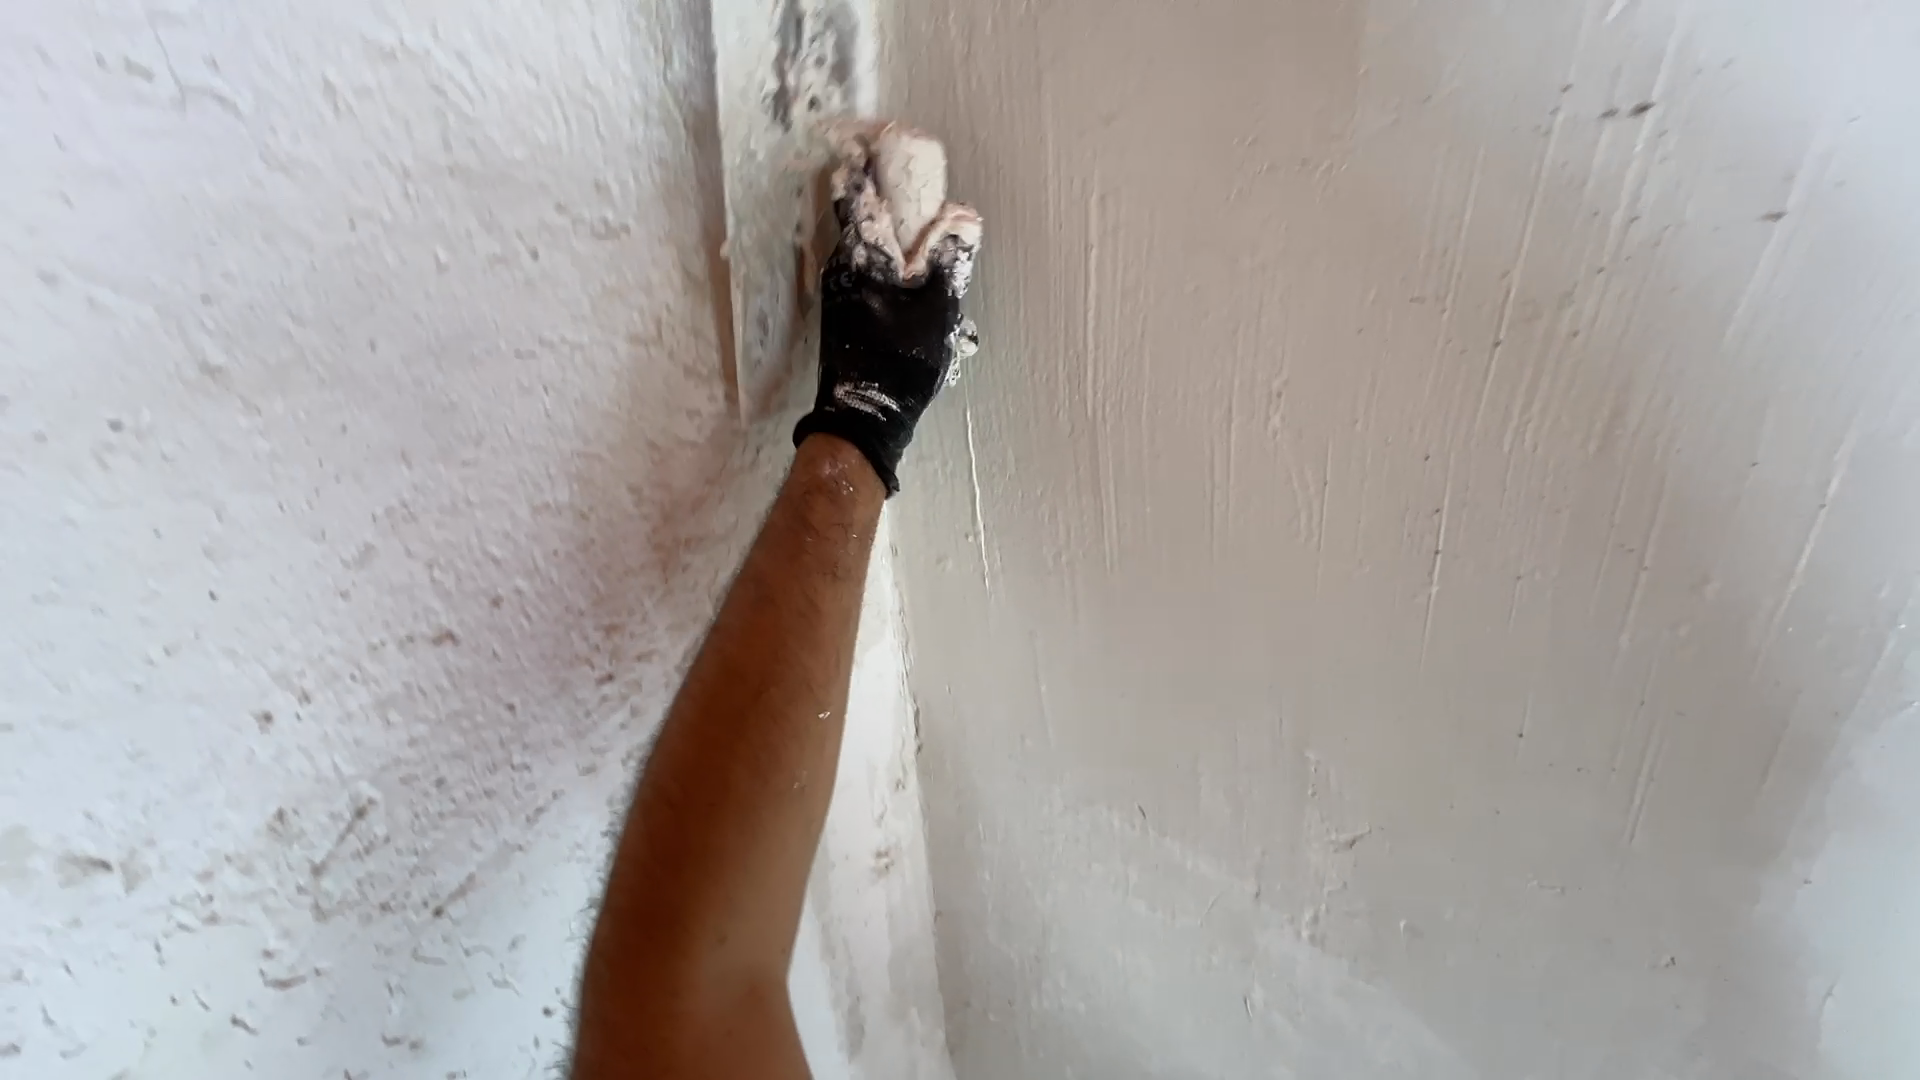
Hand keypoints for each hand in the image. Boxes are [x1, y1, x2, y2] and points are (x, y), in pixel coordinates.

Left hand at [792, 143, 979, 495]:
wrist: (864, 418)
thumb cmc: (900, 363)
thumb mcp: (937, 311)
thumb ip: (950, 262)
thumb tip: (963, 220)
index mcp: (860, 261)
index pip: (859, 198)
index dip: (866, 168)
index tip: (874, 143)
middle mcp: (842, 271)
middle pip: (862, 223)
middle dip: (885, 206)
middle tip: (913, 194)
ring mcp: (840, 295)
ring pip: (867, 255)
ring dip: (892, 247)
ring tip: (921, 246)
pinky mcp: (845, 317)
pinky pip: (868, 280)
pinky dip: (889, 275)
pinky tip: (914, 292)